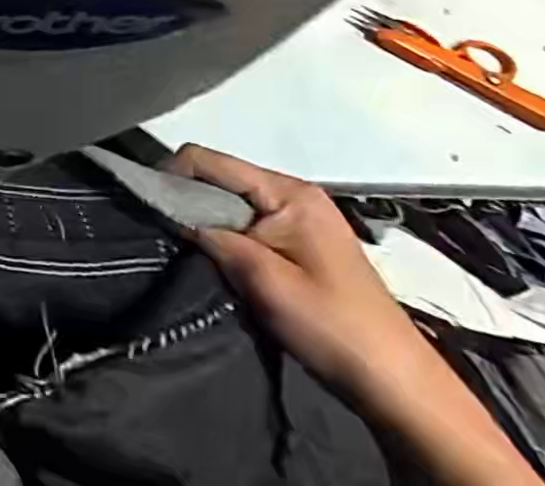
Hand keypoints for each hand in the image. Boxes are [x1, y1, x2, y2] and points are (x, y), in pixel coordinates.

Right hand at [163, 144, 543, 485]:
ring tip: (186, 246)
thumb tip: (168, 213)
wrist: (398, 385)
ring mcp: (299, 217)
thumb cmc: (332, 327)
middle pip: (220, 176)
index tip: (146, 203)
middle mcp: (294, 193)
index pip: (211, 160)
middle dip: (187, 198)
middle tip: (163, 230)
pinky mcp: (299, 241)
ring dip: (205, 219)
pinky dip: (224, 234)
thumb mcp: (263, 280)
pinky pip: (247, 222)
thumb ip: (212, 237)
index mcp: (289, 192)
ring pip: (231, 201)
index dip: (172, 173)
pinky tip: (216, 258)